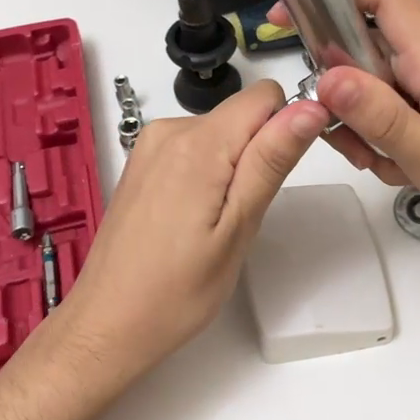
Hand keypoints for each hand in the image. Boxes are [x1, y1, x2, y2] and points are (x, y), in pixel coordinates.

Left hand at [56, 80, 327, 372]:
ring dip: (231, 169)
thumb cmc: (176, 292)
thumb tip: (311, 107)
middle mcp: (168, 131)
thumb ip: (271, 161)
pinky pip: (192, 150)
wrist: (108, 323)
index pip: (265, 96)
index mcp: (197, 143)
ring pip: (218, 134)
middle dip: (257, 155)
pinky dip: (206, 176)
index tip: (278, 176)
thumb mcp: (237, 229)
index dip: (287, 127)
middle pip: (241, 115)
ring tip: (214, 225)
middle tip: (242, 216)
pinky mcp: (140, 166)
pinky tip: (193, 221)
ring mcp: (149, 148)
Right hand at [270, 0, 419, 253]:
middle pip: (367, 38)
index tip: (285, 16)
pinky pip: (400, 90)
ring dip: (368, 119)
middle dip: (344, 90)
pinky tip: (410, 162)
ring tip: (396, 165)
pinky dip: (391, 126)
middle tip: (360, 147)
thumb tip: (329, 78)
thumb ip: (384, 121)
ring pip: (378, 72)